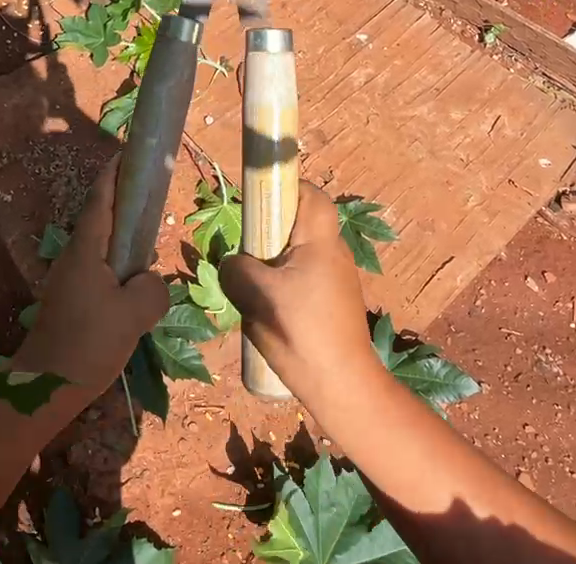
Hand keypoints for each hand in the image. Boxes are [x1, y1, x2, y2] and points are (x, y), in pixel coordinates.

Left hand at [12, 158, 168, 396]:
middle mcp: (74, 258)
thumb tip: (149, 281)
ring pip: (102, 253)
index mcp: (86, 250)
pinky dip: (119, 275)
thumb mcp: (134, 315)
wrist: (45, 387)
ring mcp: (68, 281)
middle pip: (102, 223)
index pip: (100, 200)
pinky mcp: (70, 303)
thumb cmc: (88, 344)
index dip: (113, 175)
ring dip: (124, 249)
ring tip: (151, 258)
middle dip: (125, 211)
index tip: (125, 154)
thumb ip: (151, 289)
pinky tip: (136, 297)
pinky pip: (99, 276)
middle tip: (152, 205)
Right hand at [220, 183, 385, 401]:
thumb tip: (232, 263)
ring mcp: (337, 280)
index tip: (256, 199)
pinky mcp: (333, 302)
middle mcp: (334, 254)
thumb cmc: (300, 332)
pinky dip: (283, 280)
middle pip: (303, 222)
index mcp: (320, 242)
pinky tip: (266, 305)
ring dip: (274, 257)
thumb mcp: (255, 294)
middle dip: (271, 226)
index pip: (311, 194)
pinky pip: (303, 275)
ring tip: (250, 279)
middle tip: (244, 243)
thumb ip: (235, 268)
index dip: (285, 187)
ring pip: (300, 251)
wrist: (343, 387)